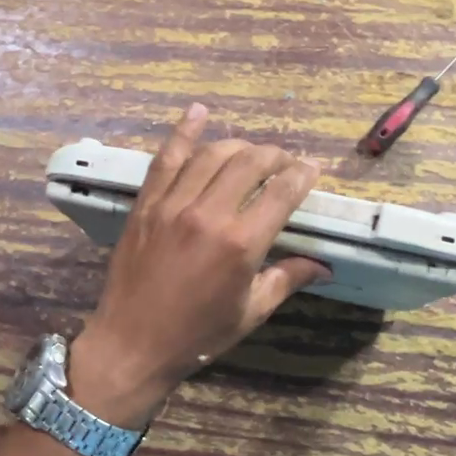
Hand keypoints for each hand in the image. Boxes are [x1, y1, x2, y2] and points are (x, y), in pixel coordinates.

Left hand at [67, 104, 329, 425]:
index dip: (303, 174)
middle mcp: (208, 214)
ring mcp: (172, 205)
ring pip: (212, 155)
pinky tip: (198, 113)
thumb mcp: (250, 312)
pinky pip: (166, 159)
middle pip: (250, 163)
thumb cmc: (198, 335)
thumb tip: (322, 265)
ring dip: (238, 145)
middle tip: (286, 162)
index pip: (282, 192)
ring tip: (252, 151)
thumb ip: (286, 279)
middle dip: (275, 156)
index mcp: (241, 243)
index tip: (313, 168)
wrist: (133, 343)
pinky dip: (183, 133)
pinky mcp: (146, 205)